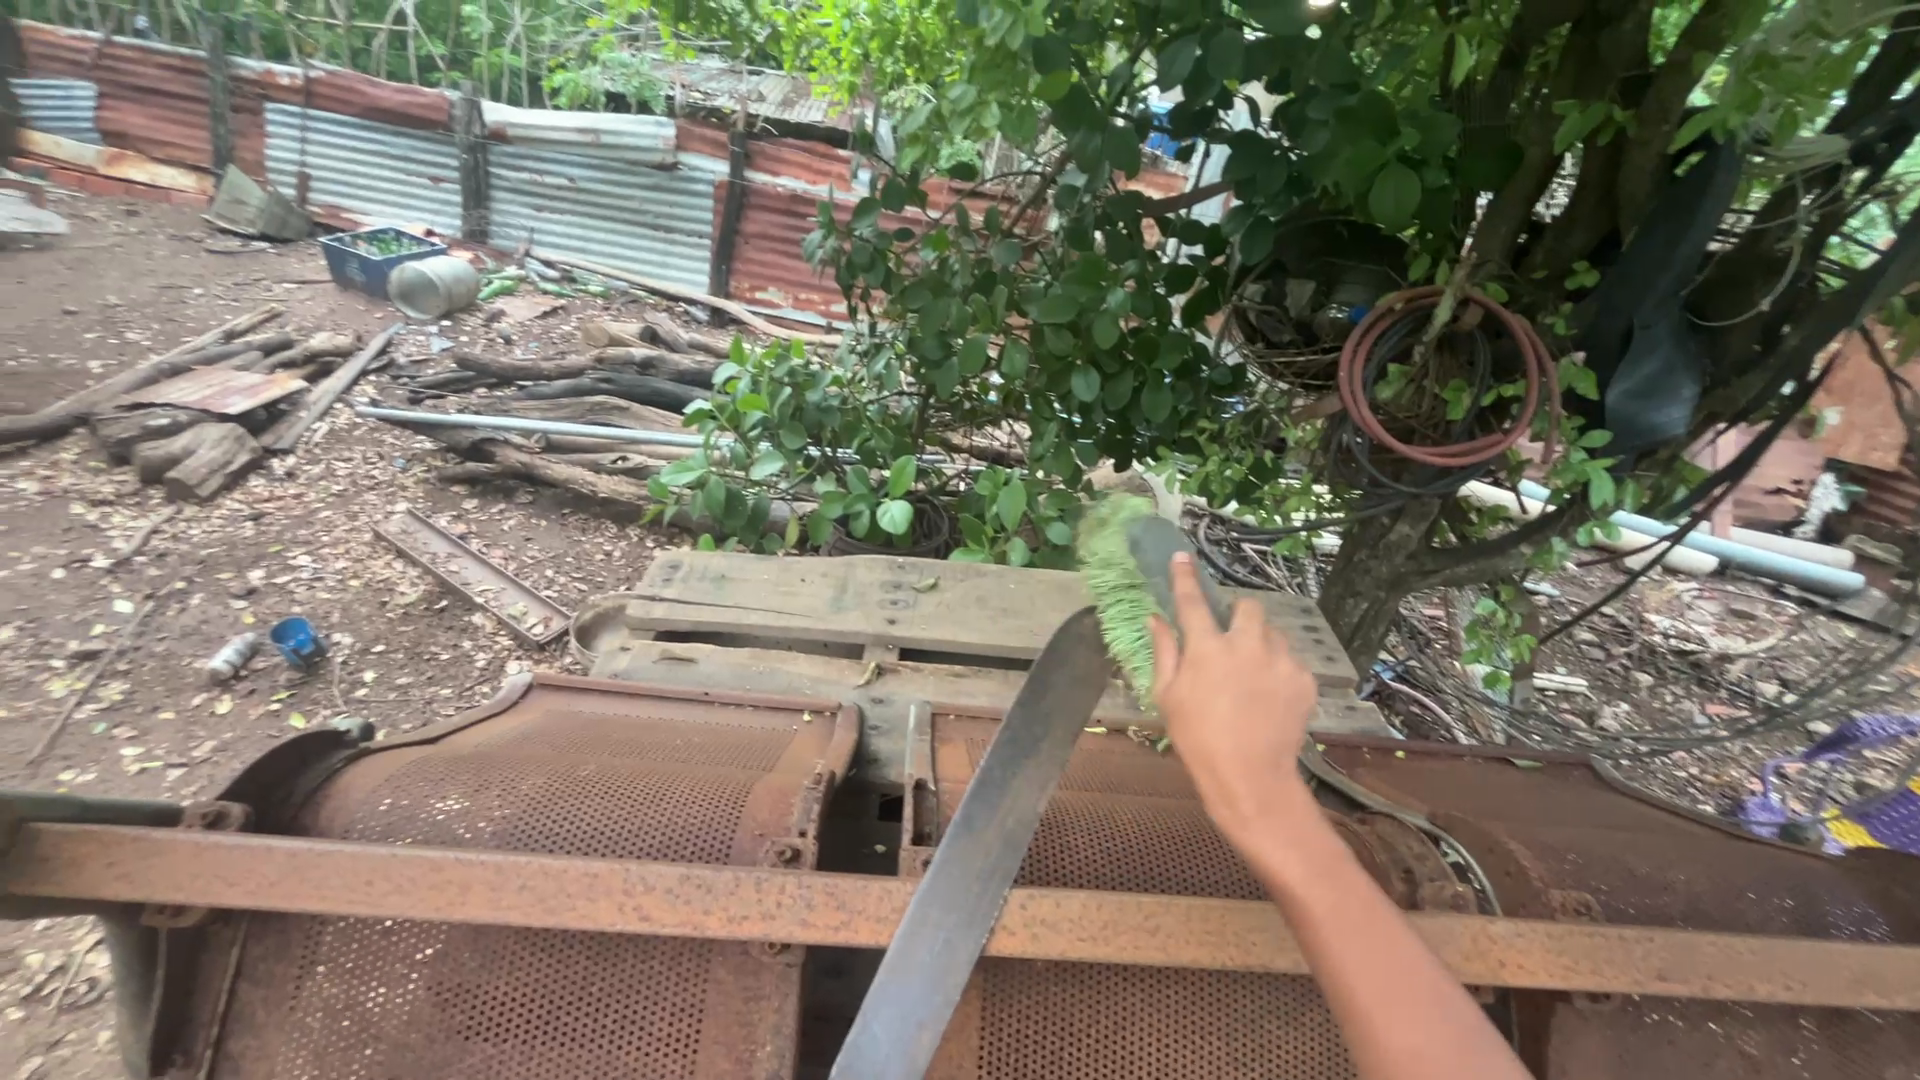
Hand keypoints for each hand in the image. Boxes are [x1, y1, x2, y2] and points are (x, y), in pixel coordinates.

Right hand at [1149, 551, 1319, 842]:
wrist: (1250, 777)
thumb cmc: (1197, 738)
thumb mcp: (1167, 696)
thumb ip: (1164, 651)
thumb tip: (1155, 618)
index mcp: (1207, 649)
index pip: (1192, 601)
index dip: (1185, 577)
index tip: (1181, 557)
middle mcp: (1246, 645)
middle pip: (1247, 607)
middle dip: (1238, 615)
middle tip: (1229, 639)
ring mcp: (1280, 661)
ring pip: (1272, 633)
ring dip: (1260, 642)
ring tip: (1251, 674)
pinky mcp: (1304, 679)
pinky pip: (1290, 659)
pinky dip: (1278, 668)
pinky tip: (1268, 696)